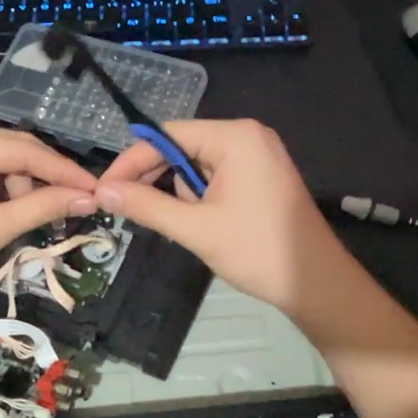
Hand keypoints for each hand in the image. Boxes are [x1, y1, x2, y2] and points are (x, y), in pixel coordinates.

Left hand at [0, 125, 97, 308]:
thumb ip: (44, 207)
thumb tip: (90, 198)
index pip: (23, 150)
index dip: (63, 170)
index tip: (96, 187)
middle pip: (15, 149)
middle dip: (45, 177)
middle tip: (79, 200)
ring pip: (5, 160)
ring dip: (25, 187)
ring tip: (30, 217)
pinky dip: (7, 190)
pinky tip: (15, 211)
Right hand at [95, 119, 346, 313]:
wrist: (314, 282)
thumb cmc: (257, 250)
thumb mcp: (195, 228)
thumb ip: (147, 206)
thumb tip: (102, 191)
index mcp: (235, 137)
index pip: (167, 135)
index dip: (131, 162)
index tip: (103, 189)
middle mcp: (247, 136)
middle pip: (181, 147)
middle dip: (157, 180)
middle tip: (128, 210)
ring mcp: (258, 156)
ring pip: (196, 166)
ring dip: (181, 195)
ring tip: (189, 227)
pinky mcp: (261, 177)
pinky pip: (216, 177)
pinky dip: (200, 199)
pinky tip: (201, 225)